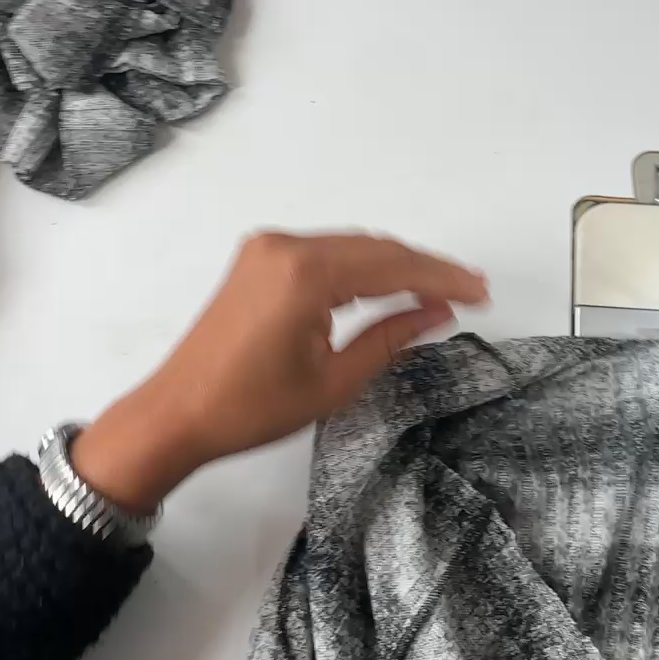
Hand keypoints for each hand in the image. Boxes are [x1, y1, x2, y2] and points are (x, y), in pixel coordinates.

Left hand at [70, 232, 488, 512]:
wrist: (176, 414)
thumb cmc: (252, 409)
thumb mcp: (335, 381)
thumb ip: (391, 337)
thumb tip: (439, 312)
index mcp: (304, 273)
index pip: (393, 265)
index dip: (443, 278)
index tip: (482, 293)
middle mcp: (285, 245)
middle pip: (374, 248)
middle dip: (425, 269)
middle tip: (471, 291)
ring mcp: (267, 248)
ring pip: (351, 248)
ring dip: (395, 266)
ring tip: (440, 291)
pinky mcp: (258, 260)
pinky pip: (325, 254)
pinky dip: (361, 269)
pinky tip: (388, 287)